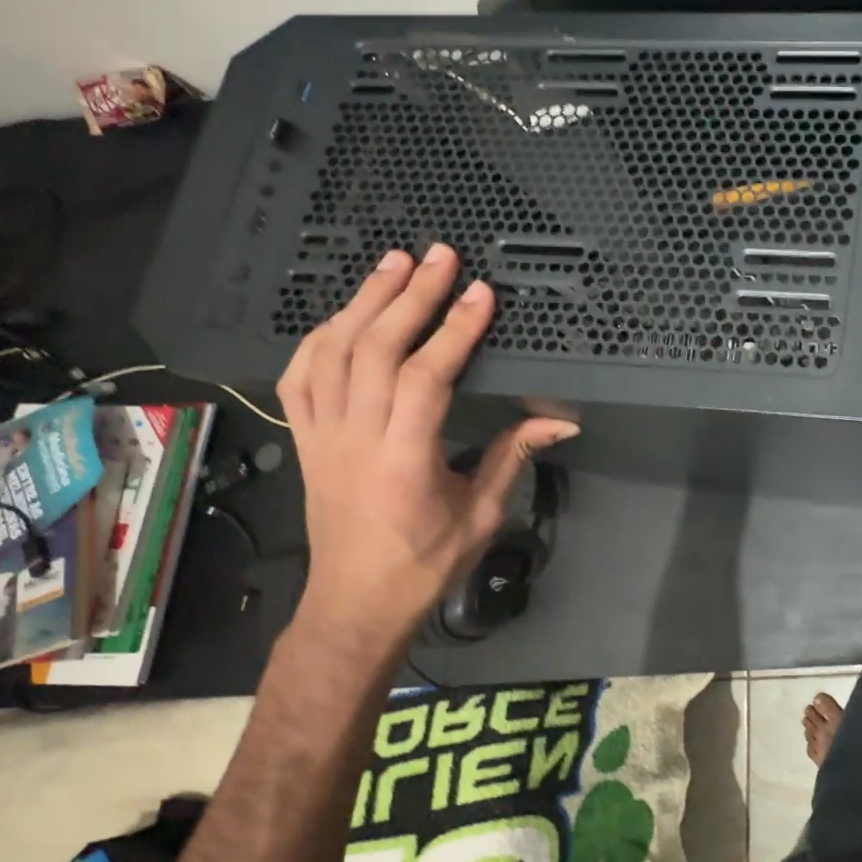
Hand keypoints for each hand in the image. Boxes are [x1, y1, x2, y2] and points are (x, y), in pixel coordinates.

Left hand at [276, 244, 579, 645]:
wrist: (354, 604)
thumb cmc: (426, 563)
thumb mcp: (483, 514)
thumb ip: (514, 456)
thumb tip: (562, 420)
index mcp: (403, 458)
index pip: (427, 377)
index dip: (454, 330)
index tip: (480, 293)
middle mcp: (354, 438)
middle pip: (374, 350)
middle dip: (409, 297)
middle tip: (438, 257)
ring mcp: (321, 436)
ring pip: (331, 353)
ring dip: (363, 303)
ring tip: (393, 265)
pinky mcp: (305, 439)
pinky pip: (299, 377)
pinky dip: (319, 338)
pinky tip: (343, 315)